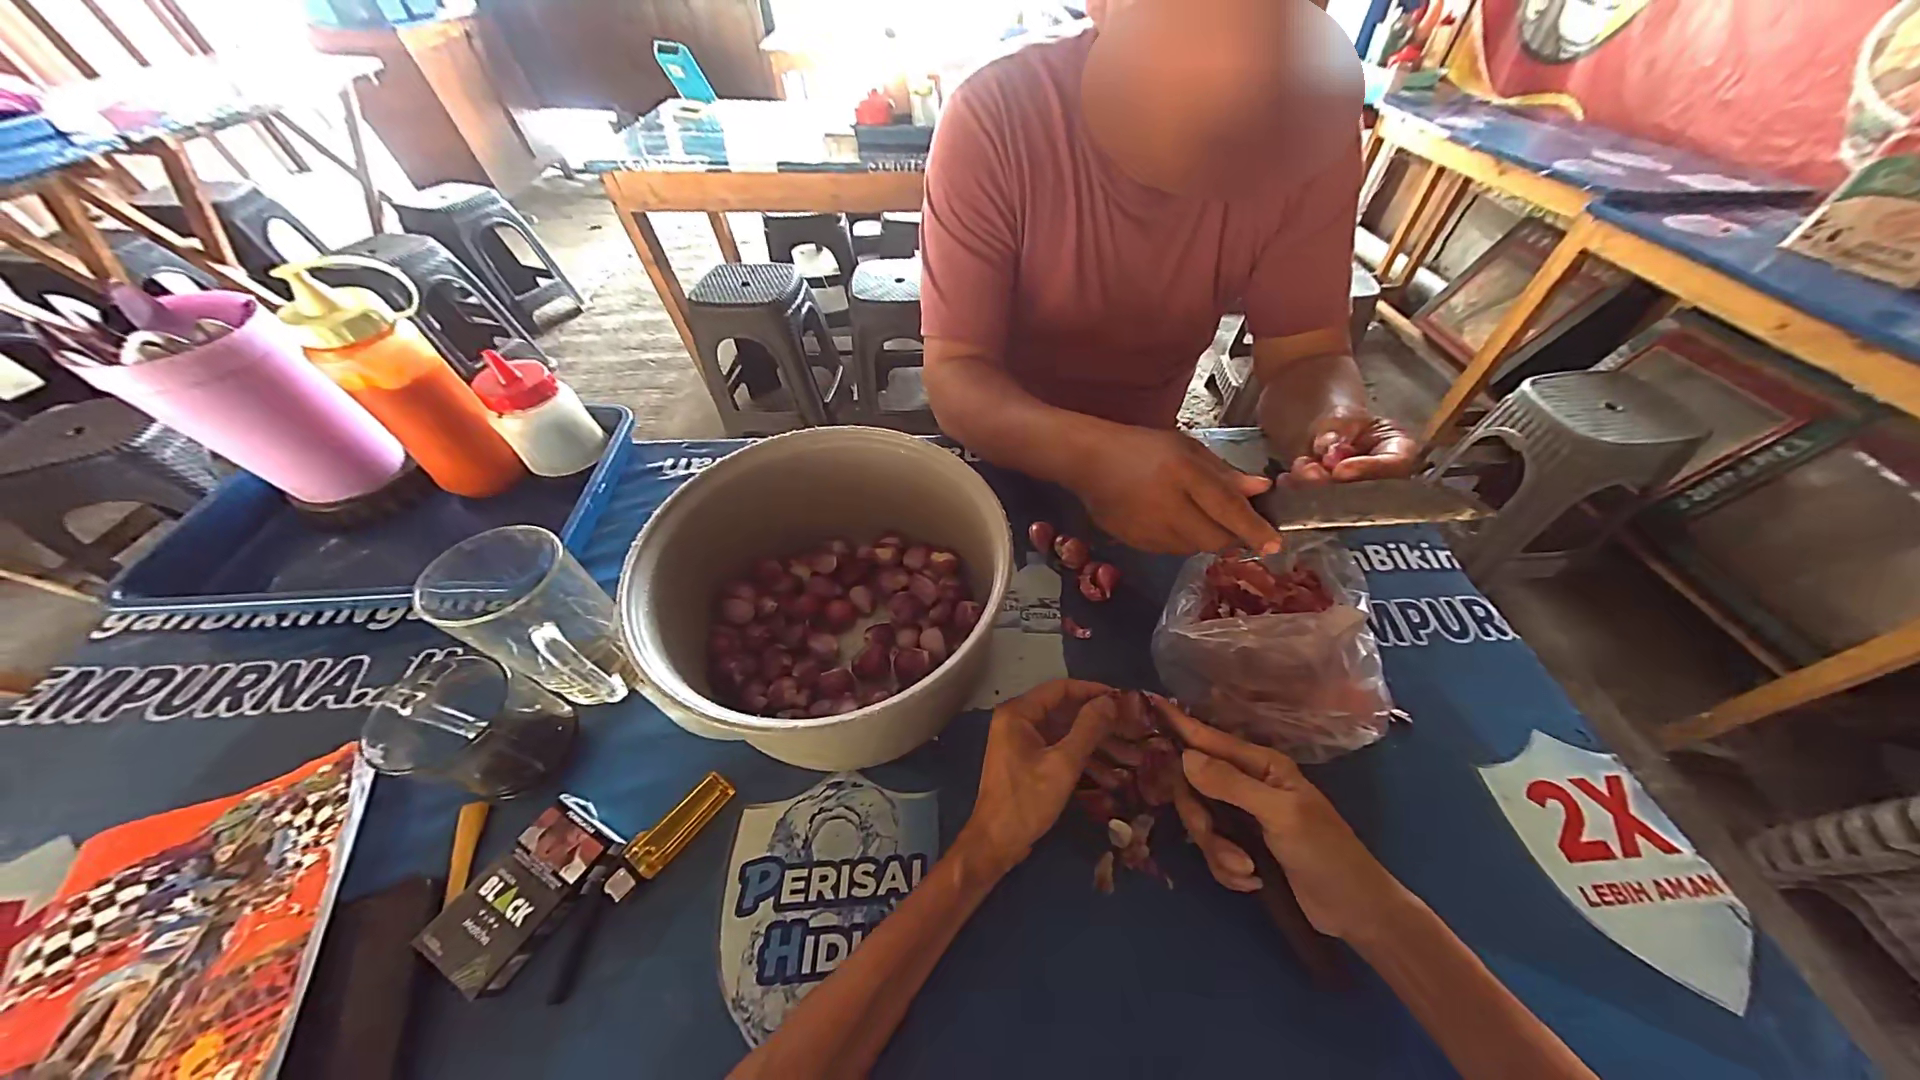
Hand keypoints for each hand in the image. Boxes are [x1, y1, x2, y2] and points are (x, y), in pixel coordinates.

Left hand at [960, 680, 1117, 875]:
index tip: (1123, 699)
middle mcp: (1017, 720)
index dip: (1093, 691)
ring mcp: (1022, 742)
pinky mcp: (1028, 761)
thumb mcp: (1063, 763)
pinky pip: (1059, 750)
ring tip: (1131, 757)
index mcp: (1018, 713)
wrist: (996, 842)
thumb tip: (1110, 700)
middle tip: (1132, 729)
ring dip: (1096, 745)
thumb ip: (1088, 729)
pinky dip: (1082, 759)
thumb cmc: (1027, 800)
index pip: (1061, 688)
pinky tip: (1111, 777)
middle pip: (1065, 711)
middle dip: (1099, 723)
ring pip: (1065, 733)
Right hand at [1073, 428, 1282, 554]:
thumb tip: (1260, 490)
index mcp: (1183, 474)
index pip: (1227, 509)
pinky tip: (1169, 520)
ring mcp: (1149, 530)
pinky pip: (1171, 550)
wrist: (1088, 462)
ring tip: (1193, 515)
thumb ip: (1224, 472)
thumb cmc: (1141, 447)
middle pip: (1214, 539)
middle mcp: (1168, 506)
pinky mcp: (1135, 543)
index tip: (1275, 544)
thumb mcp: (1186, 449)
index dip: (1254, 529)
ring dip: (1204, 537)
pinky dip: (1180, 539)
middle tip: (1233, 525)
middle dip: (1231, 537)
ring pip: (1193, 548)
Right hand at [1155, 696, 1413, 940]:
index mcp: (1259, 764)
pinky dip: (1227, 869)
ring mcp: (1242, 815)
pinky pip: (1211, 850)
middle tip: (1218, 842)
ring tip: (1247, 871)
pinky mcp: (1241, 845)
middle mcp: (1246, 783)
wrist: (1356, 912)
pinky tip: (1251, 881)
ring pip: (1200, 822)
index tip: (1149, 702)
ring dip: (1218, 852)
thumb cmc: (1326, 852)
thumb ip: (1230, 784)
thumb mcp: (1280, 815)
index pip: (1208, 737)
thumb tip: (1184, 757)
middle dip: (1202, 821)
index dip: (1178, 722)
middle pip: (1193, 787)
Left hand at [1284, 405, 1419, 485]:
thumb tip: (1332, 460)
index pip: (1396, 464)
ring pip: (1335, 498)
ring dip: (1312, 488)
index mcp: (1392, 446)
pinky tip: (1284, 479)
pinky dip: (1296, 491)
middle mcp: (1375, 471)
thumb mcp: (1335, 413)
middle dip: (1335, 486)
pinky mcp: (1319, 490)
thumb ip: (1336, 435)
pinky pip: (1310, 497)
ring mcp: (1346, 483)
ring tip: (1297, 469)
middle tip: (1310, 472)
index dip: (1370, 471)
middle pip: (1365, 490)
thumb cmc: (1326, 398)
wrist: (1295, 397)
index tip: (1340, 470)